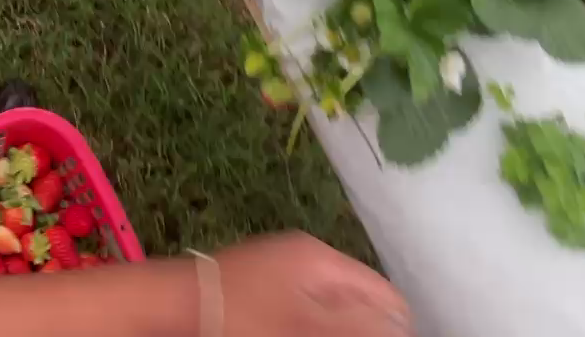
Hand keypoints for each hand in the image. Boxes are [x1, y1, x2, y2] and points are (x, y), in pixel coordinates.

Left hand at [213, 233, 411, 336]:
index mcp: (322, 259)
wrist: (182, 302)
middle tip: (329, 336)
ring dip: (338, 326)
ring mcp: (286, 267)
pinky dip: (313, 324)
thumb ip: (362, 325)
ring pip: (336, 308)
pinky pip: (309, 308)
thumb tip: (402, 327)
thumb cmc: (245, 316)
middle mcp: (308, 256)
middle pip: (362, 303)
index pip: (388, 297)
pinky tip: (296, 331)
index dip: (395, 330)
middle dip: (363, 329)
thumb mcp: (310, 327)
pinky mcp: (269, 283)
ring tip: (311, 332)